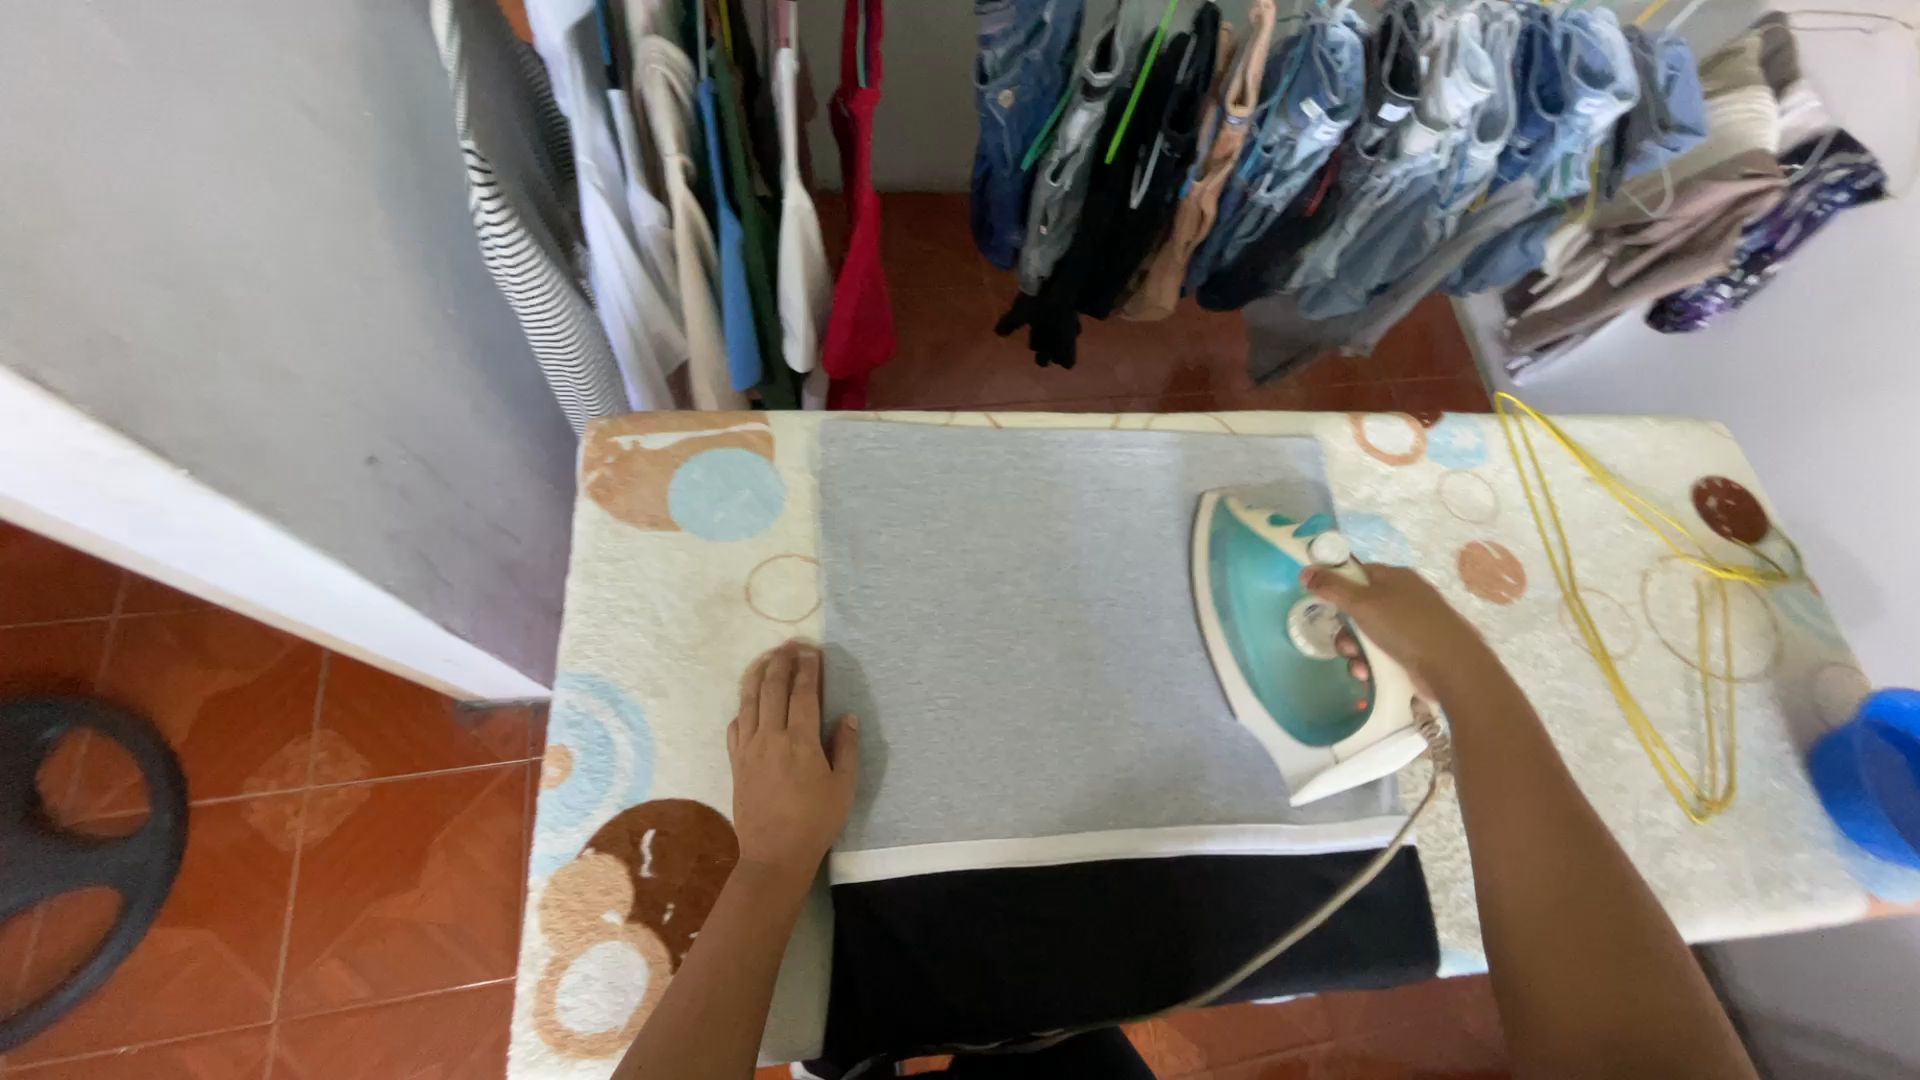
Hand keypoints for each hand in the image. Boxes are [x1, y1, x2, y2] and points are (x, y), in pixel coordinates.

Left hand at [728, 642, 859, 882]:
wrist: (774, 855)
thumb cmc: (816, 821)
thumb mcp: (843, 786)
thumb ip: (846, 747)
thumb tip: (847, 716)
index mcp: (801, 740)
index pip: (803, 692)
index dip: (808, 668)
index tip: (813, 651)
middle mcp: (771, 737)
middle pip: (773, 687)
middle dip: (782, 661)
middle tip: (791, 644)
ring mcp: (748, 748)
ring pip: (749, 700)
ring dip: (759, 674)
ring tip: (768, 657)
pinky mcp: (735, 762)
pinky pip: (736, 725)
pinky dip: (743, 706)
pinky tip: (748, 700)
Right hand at [1305, 562, 1492, 698]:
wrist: (1452, 667)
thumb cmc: (1405, 626)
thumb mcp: (1362, 602)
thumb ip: (1331, 586)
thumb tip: (1305, 570)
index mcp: (1394, 576)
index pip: (1356, 572)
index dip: (1335, 584)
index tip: (1320, 599)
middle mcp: (1402, 596)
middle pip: (1356, 606)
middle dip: (1344, 628)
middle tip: (1344, 640)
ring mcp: (1409, 624)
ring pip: (1365, 633)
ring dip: (1354, 650)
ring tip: (1358, 663)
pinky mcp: (1413, 649)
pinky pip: (1379, 651)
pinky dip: (1369, 662)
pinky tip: (1367, 673)